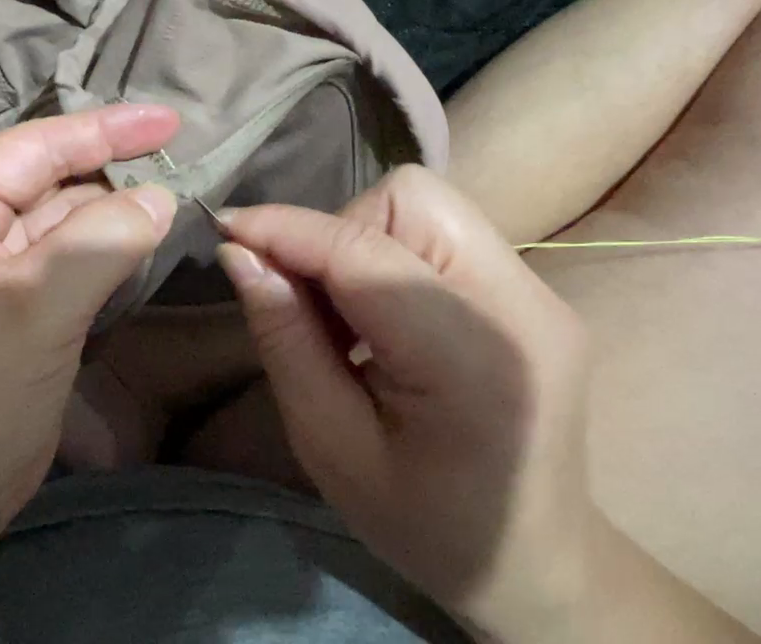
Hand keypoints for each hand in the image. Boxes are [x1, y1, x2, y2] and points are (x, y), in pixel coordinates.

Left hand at [0, 102, 178, 539]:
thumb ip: (100, 242)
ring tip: (172, 207)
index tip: (172, 117)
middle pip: (44, 183)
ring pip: (54, 227)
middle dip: (110, 178)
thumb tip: (158, 195)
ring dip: (108, 222)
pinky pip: (54, 268)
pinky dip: (96, 261)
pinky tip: (138, 252)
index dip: (105, 129)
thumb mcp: (37, 311)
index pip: (32, 147)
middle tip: (183, 168)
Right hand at [216, 165, 593, 636]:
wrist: (536, 560)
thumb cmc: (424, 522)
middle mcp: (524, 303)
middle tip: (306, 299)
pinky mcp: (529, 289)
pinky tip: (379, 315)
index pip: (365, 253)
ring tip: (344, 313)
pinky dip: (388, 251)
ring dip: (361, 238)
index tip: (225, 229)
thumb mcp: (329, 445)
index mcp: (477, 358)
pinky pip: (441, 230)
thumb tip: (239, 252)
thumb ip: (285, 338)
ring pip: (424, 204)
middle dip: (336, 231)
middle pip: (409, 199)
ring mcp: (536, 290)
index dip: (286, 229)